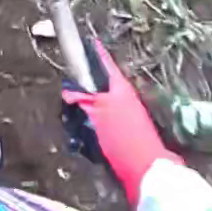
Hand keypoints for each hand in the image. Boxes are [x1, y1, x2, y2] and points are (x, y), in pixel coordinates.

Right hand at [61, 40, 180, 204]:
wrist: (145, 169)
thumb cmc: (124, 136)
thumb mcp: (99, 113)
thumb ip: (83, 99)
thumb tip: (69, 91)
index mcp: (120, 87)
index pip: (104, 63)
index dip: (95, 52)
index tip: (87, 41)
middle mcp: (122, 98)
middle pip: (98, 87)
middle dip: (81, 90)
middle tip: (66, 94)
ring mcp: (123, 117)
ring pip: (96, 107)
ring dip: (84, 112)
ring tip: (72, 119)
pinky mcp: (120, 135)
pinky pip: (99, 125)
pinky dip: (89, 128)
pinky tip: (82, 137)